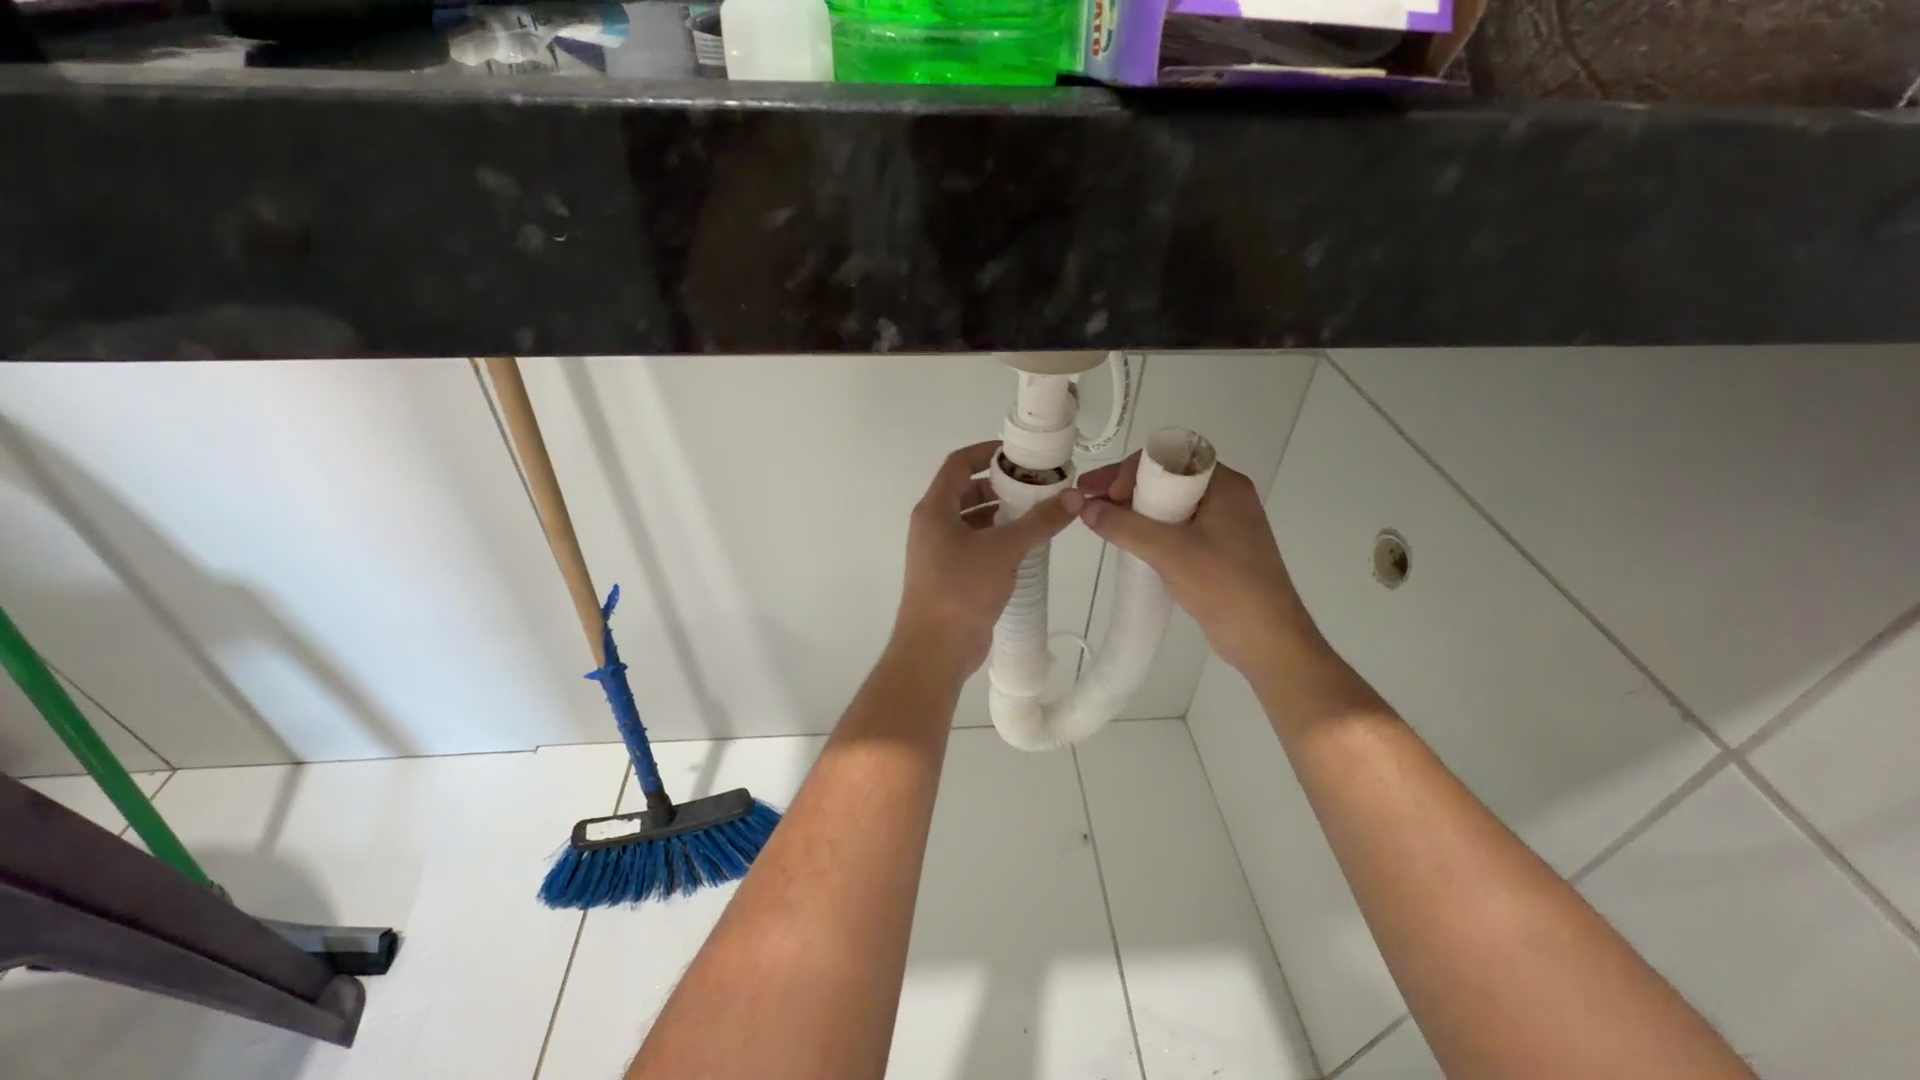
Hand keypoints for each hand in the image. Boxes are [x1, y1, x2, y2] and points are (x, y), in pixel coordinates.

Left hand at [893, 442, 1079, 677]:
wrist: (935, 649)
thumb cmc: (962, 589)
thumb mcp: (1005, 550)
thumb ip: (1039, 522)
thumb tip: (1075, 497)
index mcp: (934, 510)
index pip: (958, 465)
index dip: (986, 453)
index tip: (1019, 455)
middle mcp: (932, 527)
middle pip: (965, 492)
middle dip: (1000, 486)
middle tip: (1036, 487)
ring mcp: (938, 554)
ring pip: (971, 522)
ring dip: (1001, 515)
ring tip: (1038, 515)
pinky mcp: (949, 577)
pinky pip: (974, 547)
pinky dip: (997, 540)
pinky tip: (1026, 548)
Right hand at [1076, 452, 1321, 676]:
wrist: (1267, 638)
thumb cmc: (1224, 585)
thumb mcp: (1169, 551)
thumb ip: (1124, 526)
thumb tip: (1085, 507)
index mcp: (1224, 484)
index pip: (1169, 458)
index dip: (1131, 469)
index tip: (1104, 491)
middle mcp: (1225, 496)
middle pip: (1167, 478)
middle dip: (1126, 487)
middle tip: (1089, 500)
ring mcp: (1223, 524)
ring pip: (1170, 504)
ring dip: (1135, 509)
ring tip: (1100, 520)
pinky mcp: (1217, 549)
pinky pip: (1177, 527)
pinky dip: (1150, 529)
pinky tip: (1128, 541)